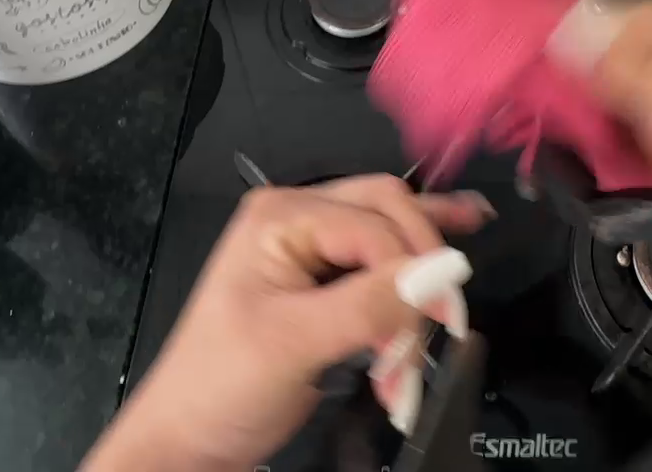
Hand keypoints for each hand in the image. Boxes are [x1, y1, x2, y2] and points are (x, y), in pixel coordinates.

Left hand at [83, 175, 493, 471]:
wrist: (186, 441)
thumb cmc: (223, 387)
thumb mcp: (293, 345)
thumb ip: (368, 305)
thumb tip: (445, 271)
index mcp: (280, 215)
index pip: (372, 221)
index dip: (414, 267)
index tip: (443, 325)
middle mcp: (298, 213)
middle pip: (387, 211)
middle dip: (420, 268)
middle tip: (446, 325)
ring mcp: (312, 239)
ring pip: (392, 228)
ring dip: (423, 274)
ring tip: (455, 300)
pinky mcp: (326, 270)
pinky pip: (383, 252)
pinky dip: (418, 260)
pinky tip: (465, 221)